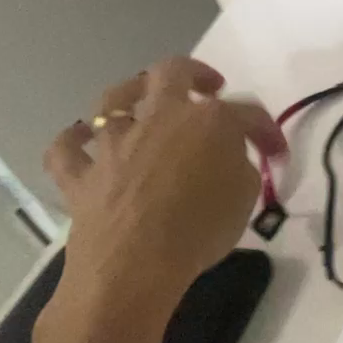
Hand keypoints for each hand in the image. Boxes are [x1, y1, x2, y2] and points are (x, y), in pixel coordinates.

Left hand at [43, 57, 284, 311]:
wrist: (132, 271)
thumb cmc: (199, 231)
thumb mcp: (245, 194)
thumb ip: (239, 164)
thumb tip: (228, 158)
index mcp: (210, 120)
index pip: (248, 113)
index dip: (266, 130)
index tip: (277, 153)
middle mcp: (161, 118)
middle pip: (173, 71)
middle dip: (195, 73)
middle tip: (210, 89)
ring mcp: (115, 144)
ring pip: (114, 98)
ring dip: (133, 93)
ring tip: (145, 102)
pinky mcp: (80, 176)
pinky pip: (66, 149)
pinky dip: (74, 140)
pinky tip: (84, 139)